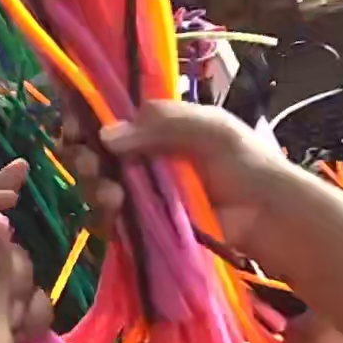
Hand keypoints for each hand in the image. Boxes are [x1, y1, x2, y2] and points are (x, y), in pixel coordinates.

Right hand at [64, 102, 293, 261]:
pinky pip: (107, 220)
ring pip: (93, 186)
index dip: (83, 119)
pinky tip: (116, 208)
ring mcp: (137, 193)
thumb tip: (106, 135)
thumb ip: (163, 122)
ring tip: (113, 193)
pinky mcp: (140, 225)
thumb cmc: (246, 163)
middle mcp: (139, 157)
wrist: (267, 217)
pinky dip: (102, 214)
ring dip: (92, 186)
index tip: (74, 125)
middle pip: (90, 152)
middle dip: (82, 156)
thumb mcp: (210, 128)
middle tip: (91, 162)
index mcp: (153, 127)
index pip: (105, 117)